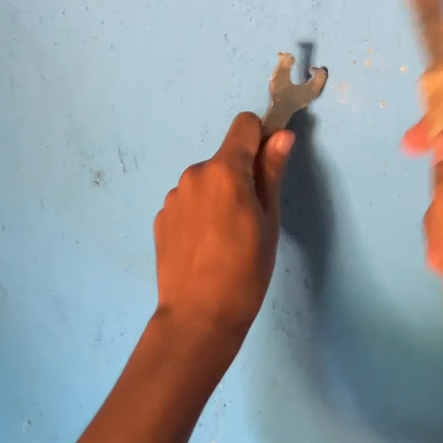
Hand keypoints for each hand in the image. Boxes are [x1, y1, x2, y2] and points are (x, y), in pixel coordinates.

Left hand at [152, 112, 292, 342]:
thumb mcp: (269, 221)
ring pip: (205, 182)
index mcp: (224, 169)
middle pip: (225, 159)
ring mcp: (173, 196)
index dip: (260, 139)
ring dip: (217, 197)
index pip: (244, 125)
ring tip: (225, 240)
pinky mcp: (161, 217)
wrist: (198, 317)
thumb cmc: (246, 270)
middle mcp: (194, 173)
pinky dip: (198, 216)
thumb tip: (282, 135)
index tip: (268, 167)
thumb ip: (272, 172)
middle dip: (239, 177)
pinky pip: (188, 203)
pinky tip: (204, 249)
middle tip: (250, 220)